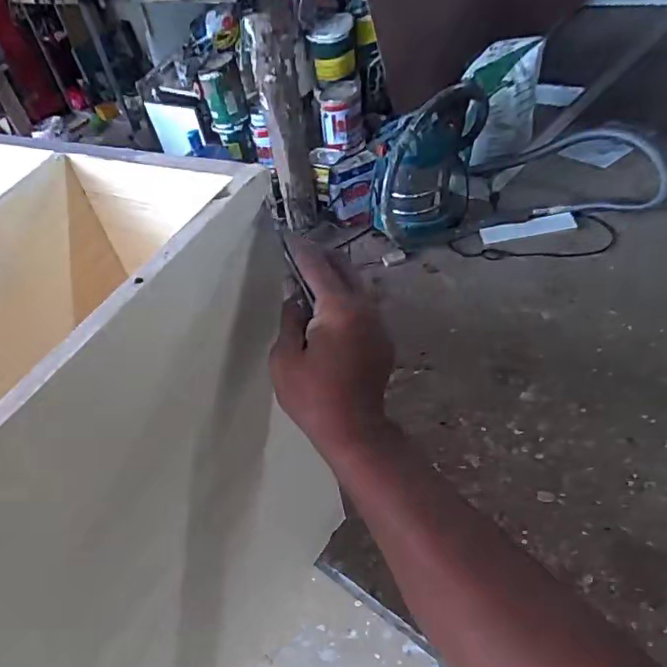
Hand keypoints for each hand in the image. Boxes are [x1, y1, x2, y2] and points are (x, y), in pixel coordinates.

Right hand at [269, 236, 396, 457]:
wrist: (353, 428)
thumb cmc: (311, 396)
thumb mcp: (284, 358)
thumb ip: (289, 320)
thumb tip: (295, 298)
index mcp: (339, 309)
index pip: (318, 268)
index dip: (300, 251)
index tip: (287, 238)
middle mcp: (365, 308)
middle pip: (344, 268)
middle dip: (321, 256)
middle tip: (298, 251)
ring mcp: (378, 323)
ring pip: (357, 285)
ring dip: (335, 276)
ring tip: (311, 275)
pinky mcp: (381, 339)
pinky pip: (362, 305)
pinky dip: (343, 296)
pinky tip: (327, 306)